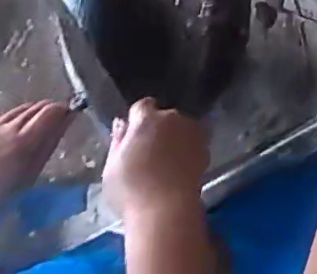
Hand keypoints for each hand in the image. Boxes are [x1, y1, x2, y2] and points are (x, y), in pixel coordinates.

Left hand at [0, 101, 70, 249]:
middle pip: (34, 107)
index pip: (49, 112)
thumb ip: (47, 147)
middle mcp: (2, 130)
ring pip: (16, 111)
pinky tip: (9, 137)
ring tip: (34, 128)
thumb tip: (66, 121)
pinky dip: (10, 123)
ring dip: (30, 114)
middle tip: (56, 120)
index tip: (70, 113)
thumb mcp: (25, 182)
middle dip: (48, 110)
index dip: (63, 109)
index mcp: (18, 144)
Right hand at [103, 98, 208, 223]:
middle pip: (163, 117)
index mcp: (146, 119)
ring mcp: (191, 129)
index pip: (142, 106)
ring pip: (180, 127)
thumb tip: (122, 123)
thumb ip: (117, 141)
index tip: (134, 138)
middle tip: (150, 154)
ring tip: (168, 164)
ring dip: (175, 137)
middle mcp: (171, 117)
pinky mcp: (205, 145)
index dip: (137, 120)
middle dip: (157, 129)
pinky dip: (188, 149)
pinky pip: (194, 140)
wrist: (166, 210)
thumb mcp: (111, 169)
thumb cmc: (132, 191)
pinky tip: (182, 169)